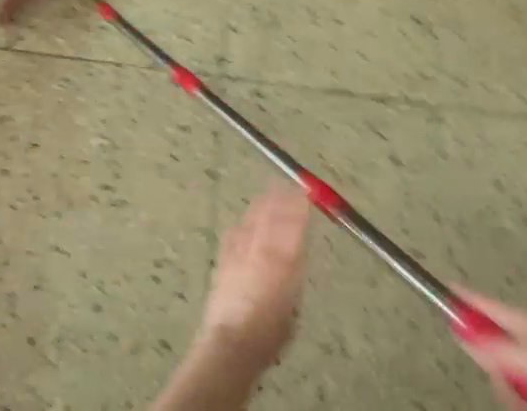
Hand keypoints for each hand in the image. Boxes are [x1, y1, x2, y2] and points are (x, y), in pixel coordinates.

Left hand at [194, 183, 311, 370]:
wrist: (232, 342)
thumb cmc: (270, 333)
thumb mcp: (292, 303)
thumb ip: (293, 273)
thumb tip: (294, 252)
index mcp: (284, 260)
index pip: (292, 223)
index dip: (297, 205)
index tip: (303, 192)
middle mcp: (261, 249)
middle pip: (270, 214)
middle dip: (278, 198)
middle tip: (286, 185)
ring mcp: (239, 251)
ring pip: (251, 219)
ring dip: (261, 205)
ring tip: (268, 195)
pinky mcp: (223, 259)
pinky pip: (235, 233)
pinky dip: (242, 224)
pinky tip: (243, 222)